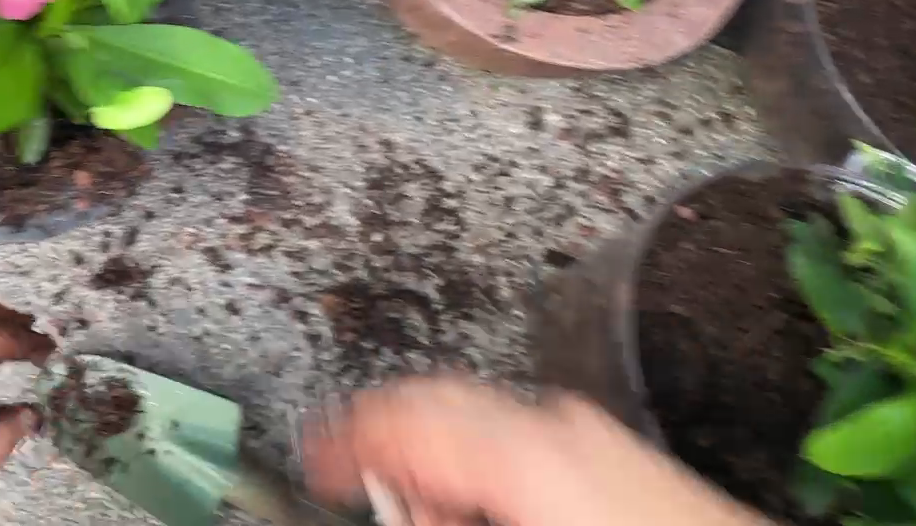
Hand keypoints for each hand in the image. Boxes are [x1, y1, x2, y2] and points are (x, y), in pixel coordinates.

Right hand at [302, 377, 770, 525]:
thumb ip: (434, 516)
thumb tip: (393, 506)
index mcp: (522, 452)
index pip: (402, 418)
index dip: (345, 436)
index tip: (312, 460)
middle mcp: (547, 422)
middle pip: (430, 401)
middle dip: (384, 440)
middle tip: (360, 485)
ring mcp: (580, 429)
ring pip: (467, 412)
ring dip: (431, 454)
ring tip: (430, 511)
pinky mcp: (603, 448)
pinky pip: (510, 431)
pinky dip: (474, 459)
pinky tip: (482, 505)